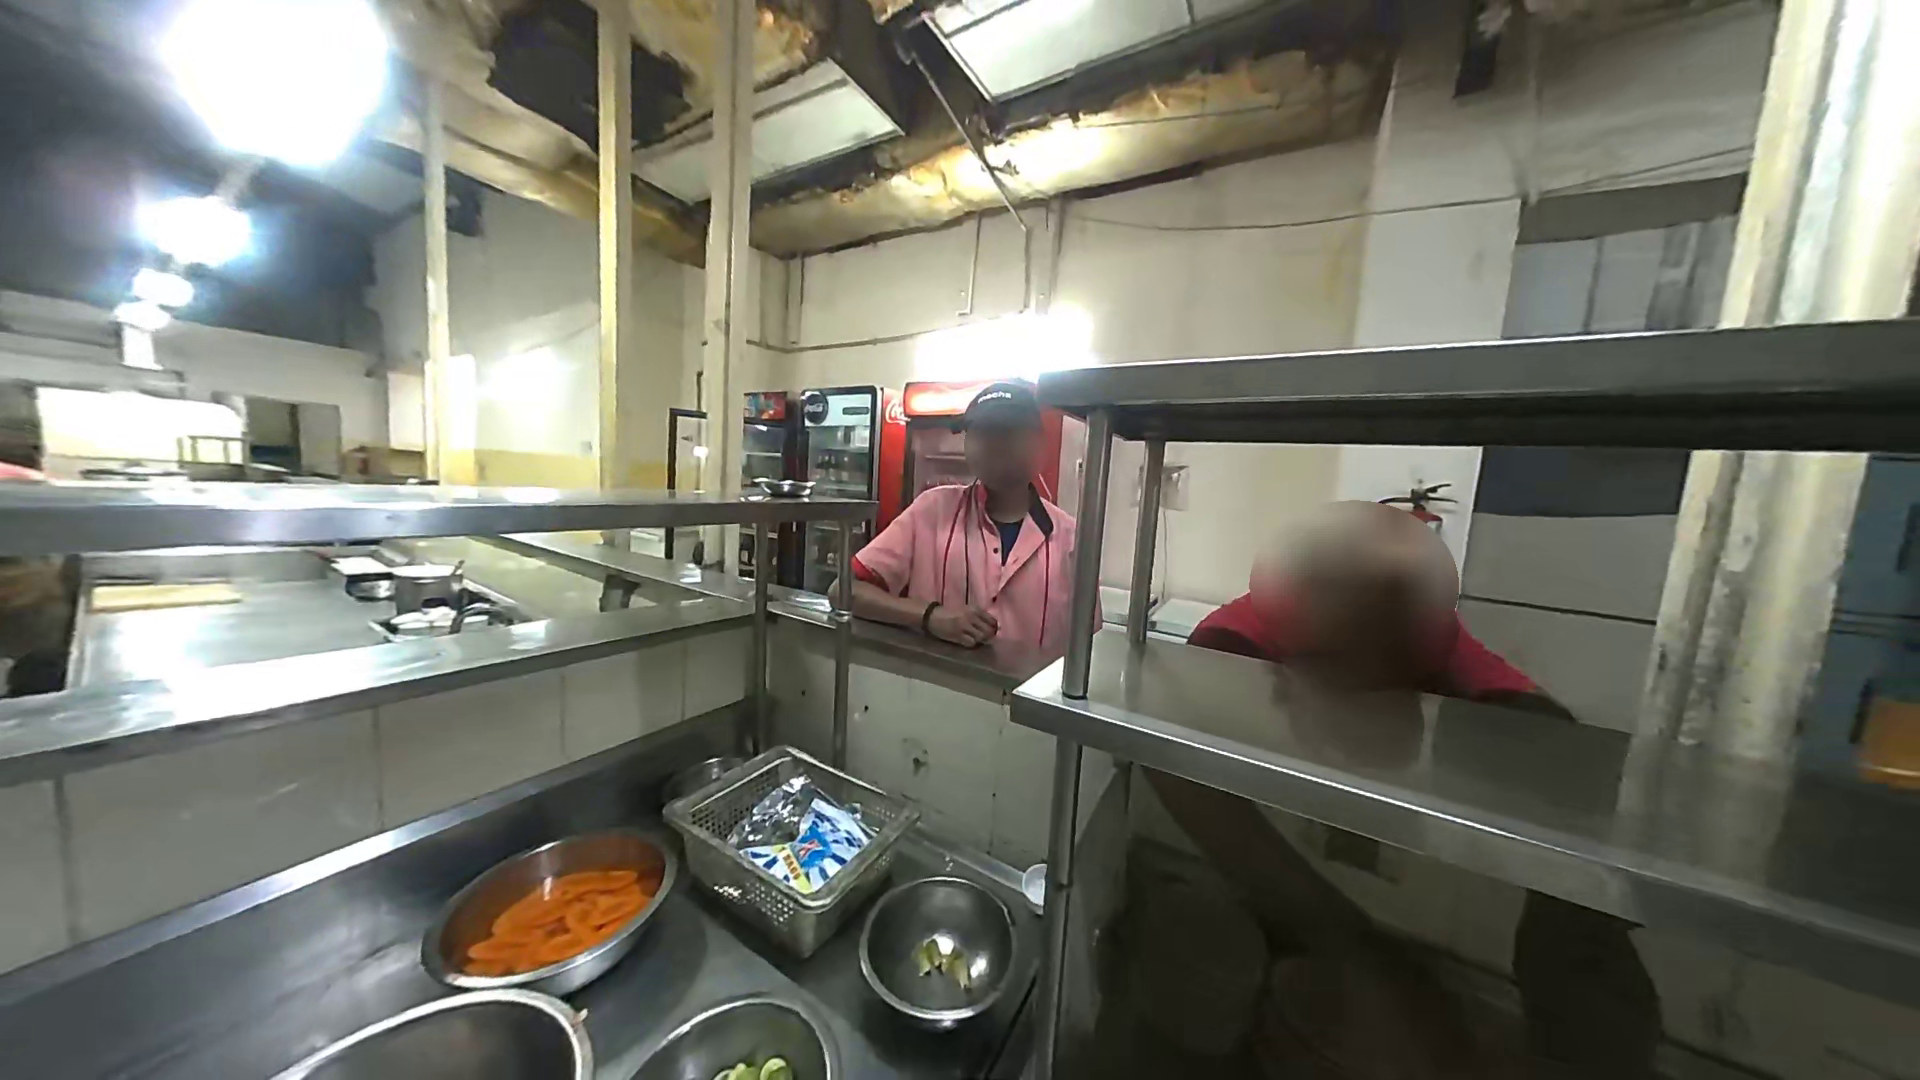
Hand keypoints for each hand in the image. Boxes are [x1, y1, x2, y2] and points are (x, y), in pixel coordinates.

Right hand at [928, 604, 997, 646]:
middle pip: (988, 630)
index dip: (994, 628)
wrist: (933, 616)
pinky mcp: (958, 635)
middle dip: (990, 636)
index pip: (992, 621)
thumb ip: (980, 617)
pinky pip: (971, 643)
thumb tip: (995, 627)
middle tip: (986, 639)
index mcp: (975, 609)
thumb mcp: (967, 610)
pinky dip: (972, 644)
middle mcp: (971, 617)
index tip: (992, 631)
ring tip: (977, 640)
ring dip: (981, 641)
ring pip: (981, 637)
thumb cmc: (951, 613)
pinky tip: (968, 641)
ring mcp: (964, 626)